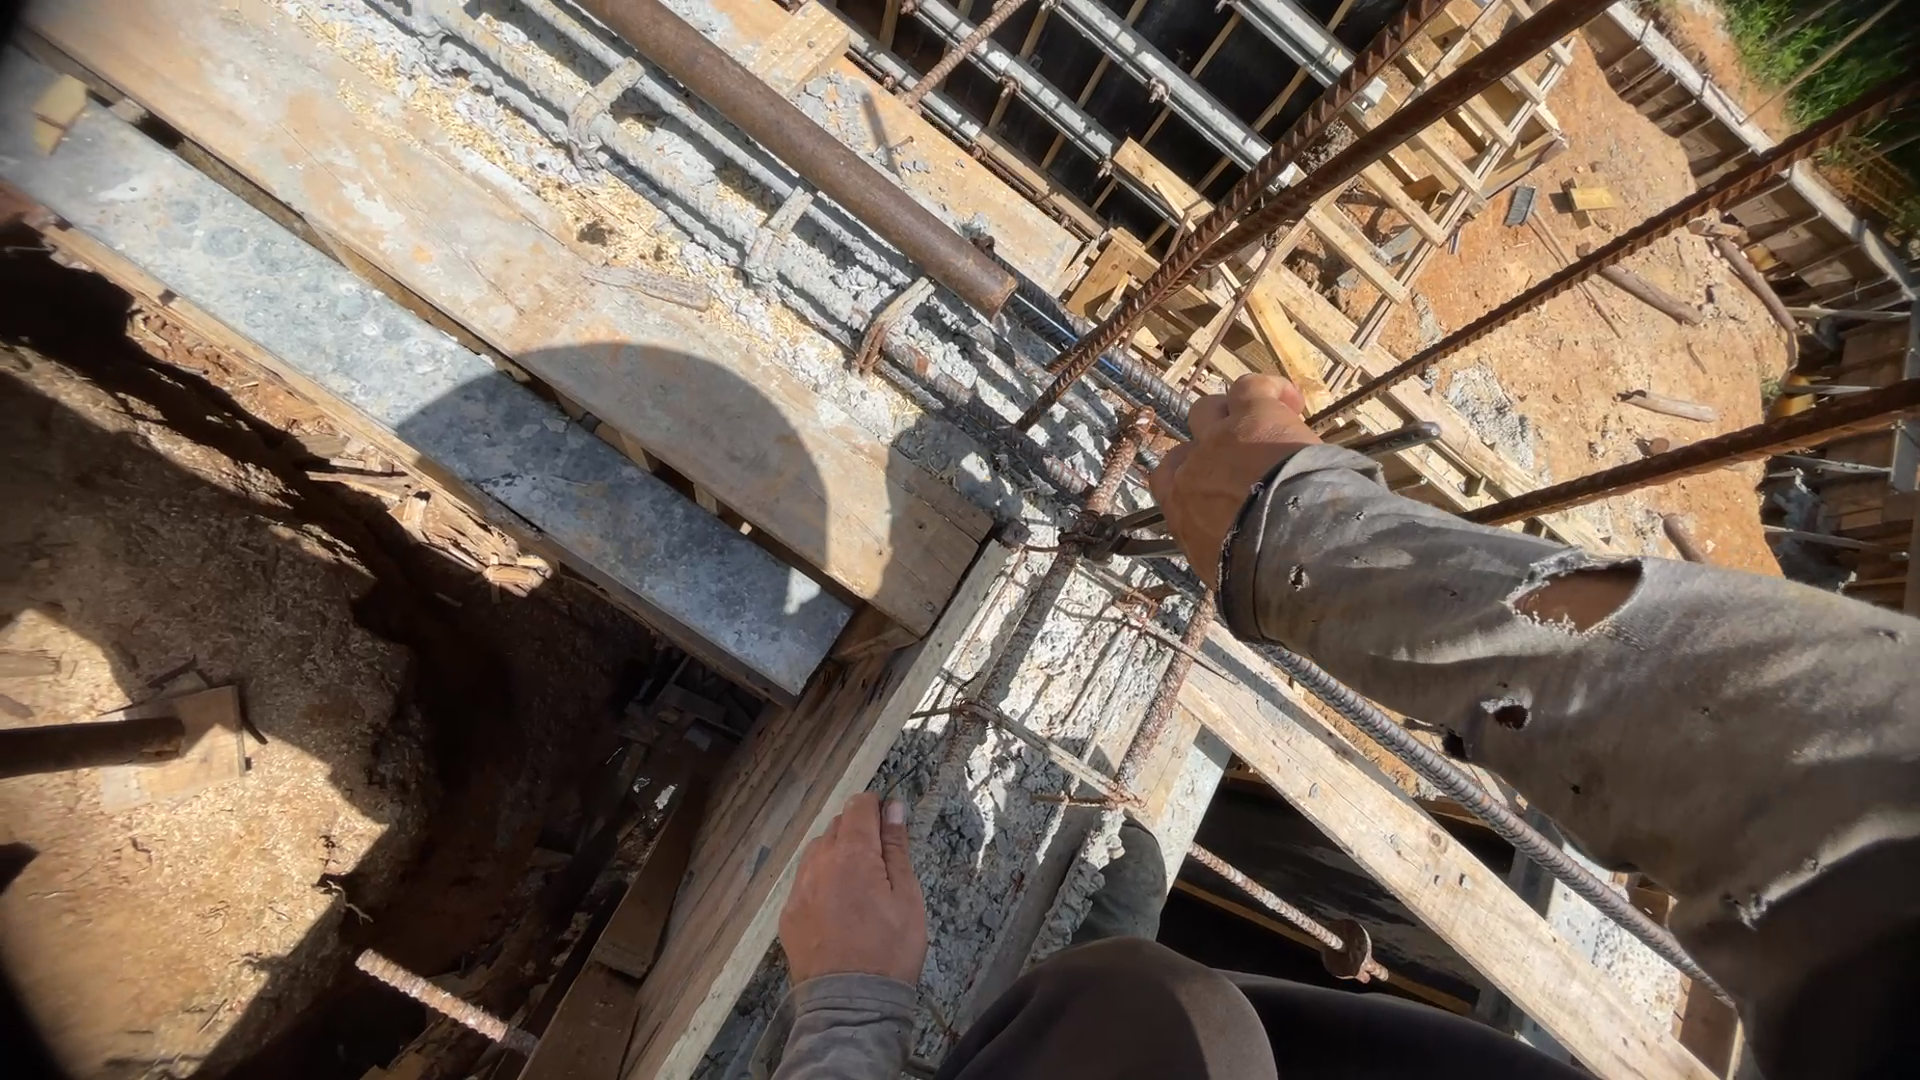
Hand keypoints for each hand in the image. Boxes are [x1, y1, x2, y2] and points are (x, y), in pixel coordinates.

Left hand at [779, 792, 927, 984]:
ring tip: (857, 884)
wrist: (850, 1008)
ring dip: (836, 853)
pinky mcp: (788, 914)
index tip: (887, 823)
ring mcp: (799, 889)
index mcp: (853, 854)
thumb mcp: (907, 896)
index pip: (858, 806)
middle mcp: (819, 863)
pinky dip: (821, 880)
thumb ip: (896, 847)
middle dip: (858, 831)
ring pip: (817, 850)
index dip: (875, 807)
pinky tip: (837, 906)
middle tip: (879, 862)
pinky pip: (805, 880)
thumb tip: (893, 807)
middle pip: (837, 825)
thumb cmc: (890, 950)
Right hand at [1149, 374, 1320, 589]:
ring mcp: (1220, 437)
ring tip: (1264, 427)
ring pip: (1211, 408)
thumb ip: (1217, 555)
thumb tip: (1232, 576)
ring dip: (1232, 415)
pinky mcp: (1254, 415)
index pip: (1165, 477)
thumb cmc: (1252, 573)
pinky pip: (1251, 385)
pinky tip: (1291, 402)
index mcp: (1179, 506)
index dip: (1187, 474)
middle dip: (1211, 447)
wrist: (1286, 548)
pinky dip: (1270, 390)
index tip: (1211, 485)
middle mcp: (1191, 466)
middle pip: (1189, 441)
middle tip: (1244, 460)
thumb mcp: (1220, 573)